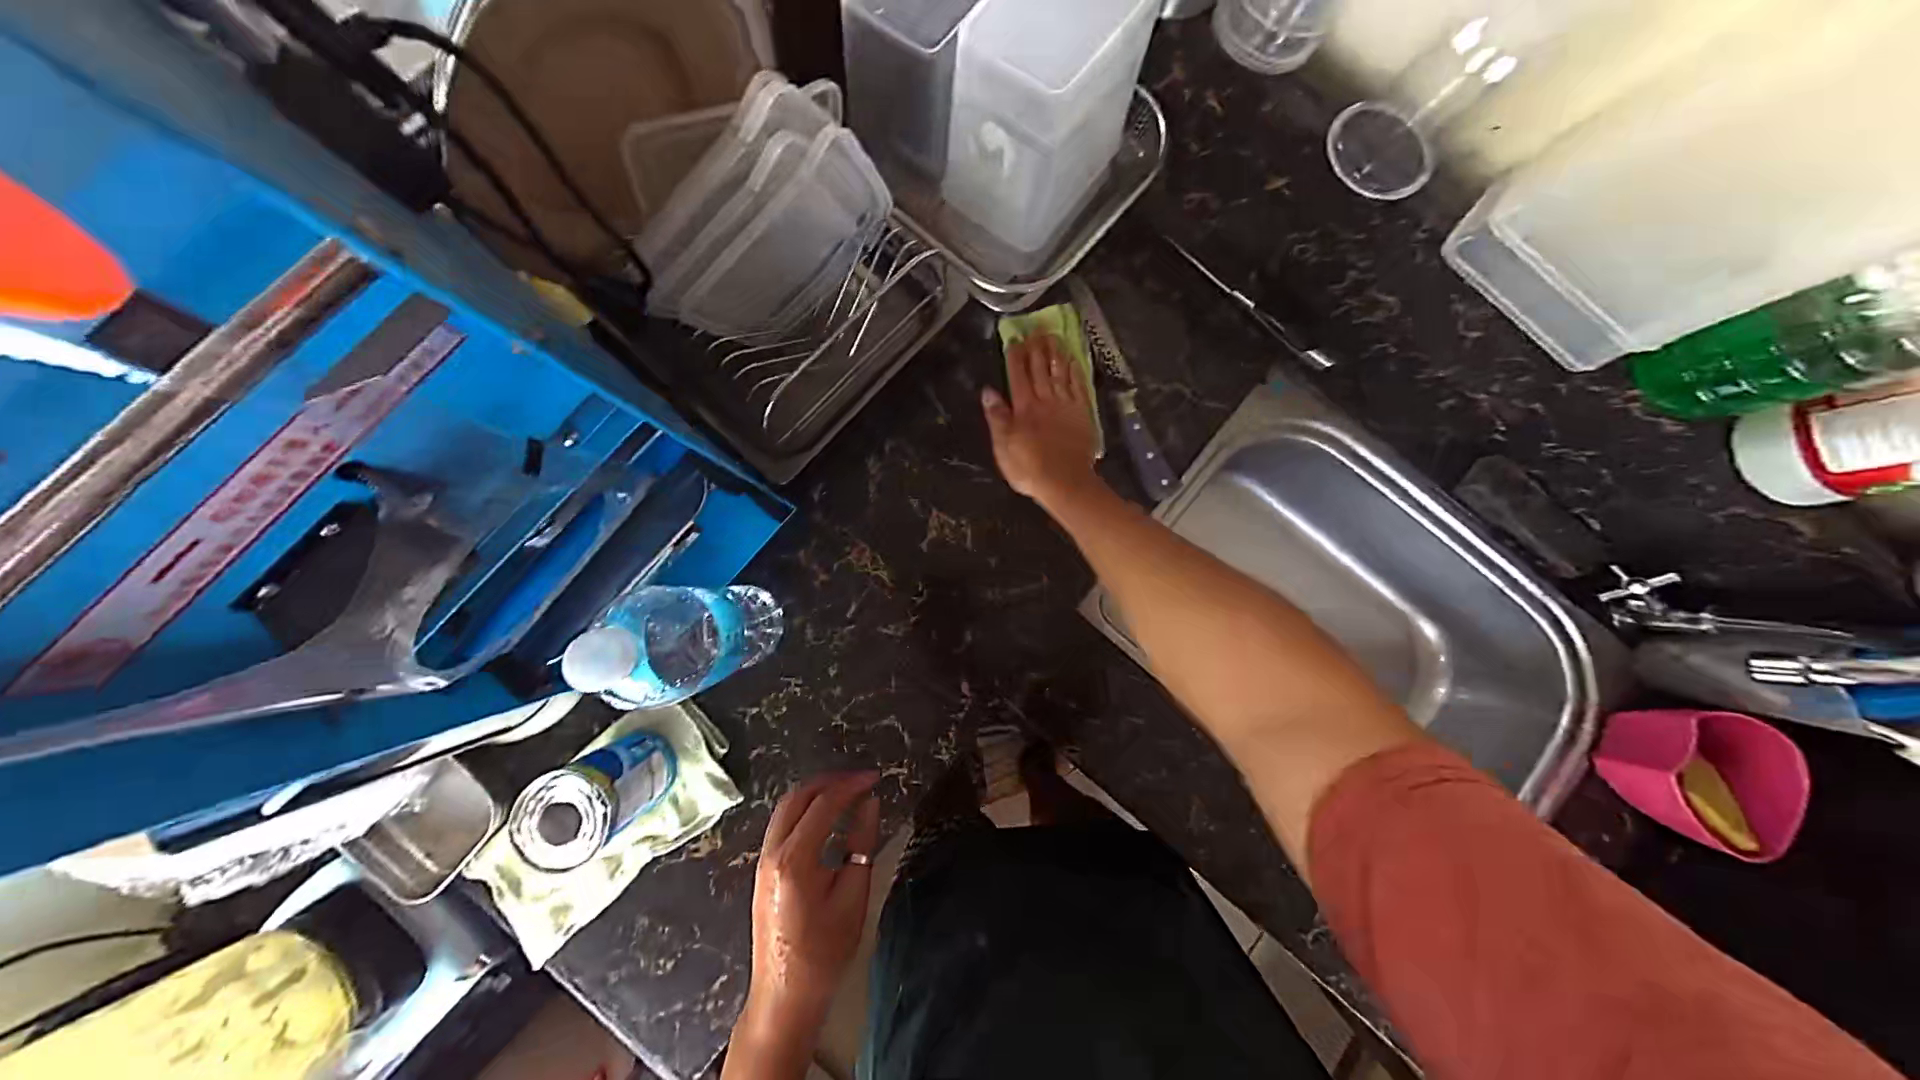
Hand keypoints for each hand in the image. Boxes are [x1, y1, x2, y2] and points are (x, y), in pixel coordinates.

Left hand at [745, 772, 880, 1026]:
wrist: (785, 994)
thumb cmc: (825, 951)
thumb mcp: (853, 896)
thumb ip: (862, 843)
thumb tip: (869, 804)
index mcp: (794, 859)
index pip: (824, 803)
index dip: (851, 784)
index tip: (875, 777)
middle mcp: (772, 852)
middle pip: (797, 797)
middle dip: (830, 781)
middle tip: (861, 780)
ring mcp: (762, 860)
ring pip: (786, 808)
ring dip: (816, 792)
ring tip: (848, 791)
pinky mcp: (763, 869)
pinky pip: (782, 824)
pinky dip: (805, 809)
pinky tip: (828, 815)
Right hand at [982, 332, 1101, 509]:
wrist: (1065, 482)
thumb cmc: (1029, 468)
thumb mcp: (1003, 446)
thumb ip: (997, 417)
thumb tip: (988, 391)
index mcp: (1023, 407)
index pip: (1017, 375)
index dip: (1014, 356)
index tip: (1013, 339)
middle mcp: (1045, 400)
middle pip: (1039, 368)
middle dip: (1036, 348)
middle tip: (1035, 329)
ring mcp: (1065, 405)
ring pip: (1059, 372)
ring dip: (1055, 353)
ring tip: (1053, 336)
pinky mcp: (1082, 413)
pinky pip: (1078, 385)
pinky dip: (1075, 370)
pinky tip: (1073, 360)